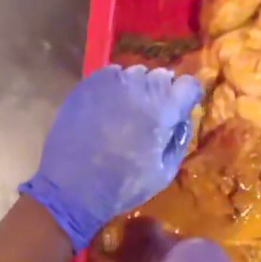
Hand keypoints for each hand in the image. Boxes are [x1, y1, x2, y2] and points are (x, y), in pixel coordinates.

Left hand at [19, 65, 202, 250]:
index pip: (189, 84)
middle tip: (152, 119)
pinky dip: (116, 89)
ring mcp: (112, 80)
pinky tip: (108, 111)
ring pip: (136, 74)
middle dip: (163, 94)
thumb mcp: (163, 173)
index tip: (181, 110)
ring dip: (138, 90)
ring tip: (128, 115)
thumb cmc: (122, 186)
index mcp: (163, 107)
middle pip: (162, 77)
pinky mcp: (88, 83)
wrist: (71, 187)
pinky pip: (112, 77)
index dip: (188, 98)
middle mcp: (139, 84)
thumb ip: (179, 140)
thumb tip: (183, 119)